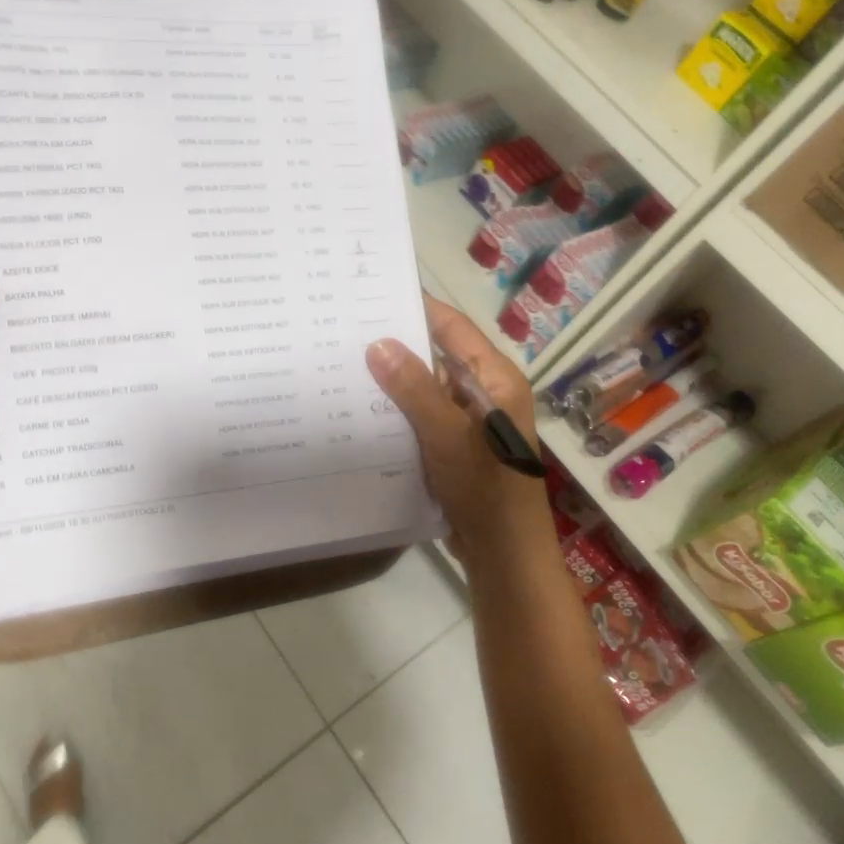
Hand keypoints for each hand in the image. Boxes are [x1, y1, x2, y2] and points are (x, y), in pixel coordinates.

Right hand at [367, 297, 557, 574]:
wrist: (504, 553)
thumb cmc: (485, 488)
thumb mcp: (447, 434)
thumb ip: (414, 389)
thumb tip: (378, 343)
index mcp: (495, 380)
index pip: (452, 328)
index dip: (417, 306)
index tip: (373, 290)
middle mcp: (484, 395)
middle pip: (436, 357)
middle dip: (395, 345)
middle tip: (343, 329)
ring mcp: (468, 424)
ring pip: (425, 391)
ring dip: (392, 383)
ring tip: (340, 365)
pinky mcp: (454, 450)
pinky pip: (421, 420)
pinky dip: (395, 415)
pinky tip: (358, 413)